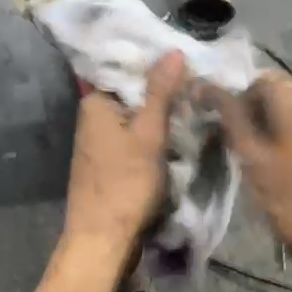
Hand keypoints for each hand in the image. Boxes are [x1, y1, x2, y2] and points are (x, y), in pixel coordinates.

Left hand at [60, 52, 183, 261]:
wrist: (102, 241)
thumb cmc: (125, 184)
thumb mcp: (149, 134)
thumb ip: (160, 92)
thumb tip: (174, 50)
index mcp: (95, 102)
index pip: (128, 69)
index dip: (158, 64)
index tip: (189, 60)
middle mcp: (92, 116)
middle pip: (133, 93)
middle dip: (163, 91)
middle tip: (200, 83)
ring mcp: (99, 140)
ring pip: (136, 117)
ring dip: (161, 116)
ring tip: (195, 105)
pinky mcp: (109, 162)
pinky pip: (134, 138)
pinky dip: (154, 136)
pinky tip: (178, 135)